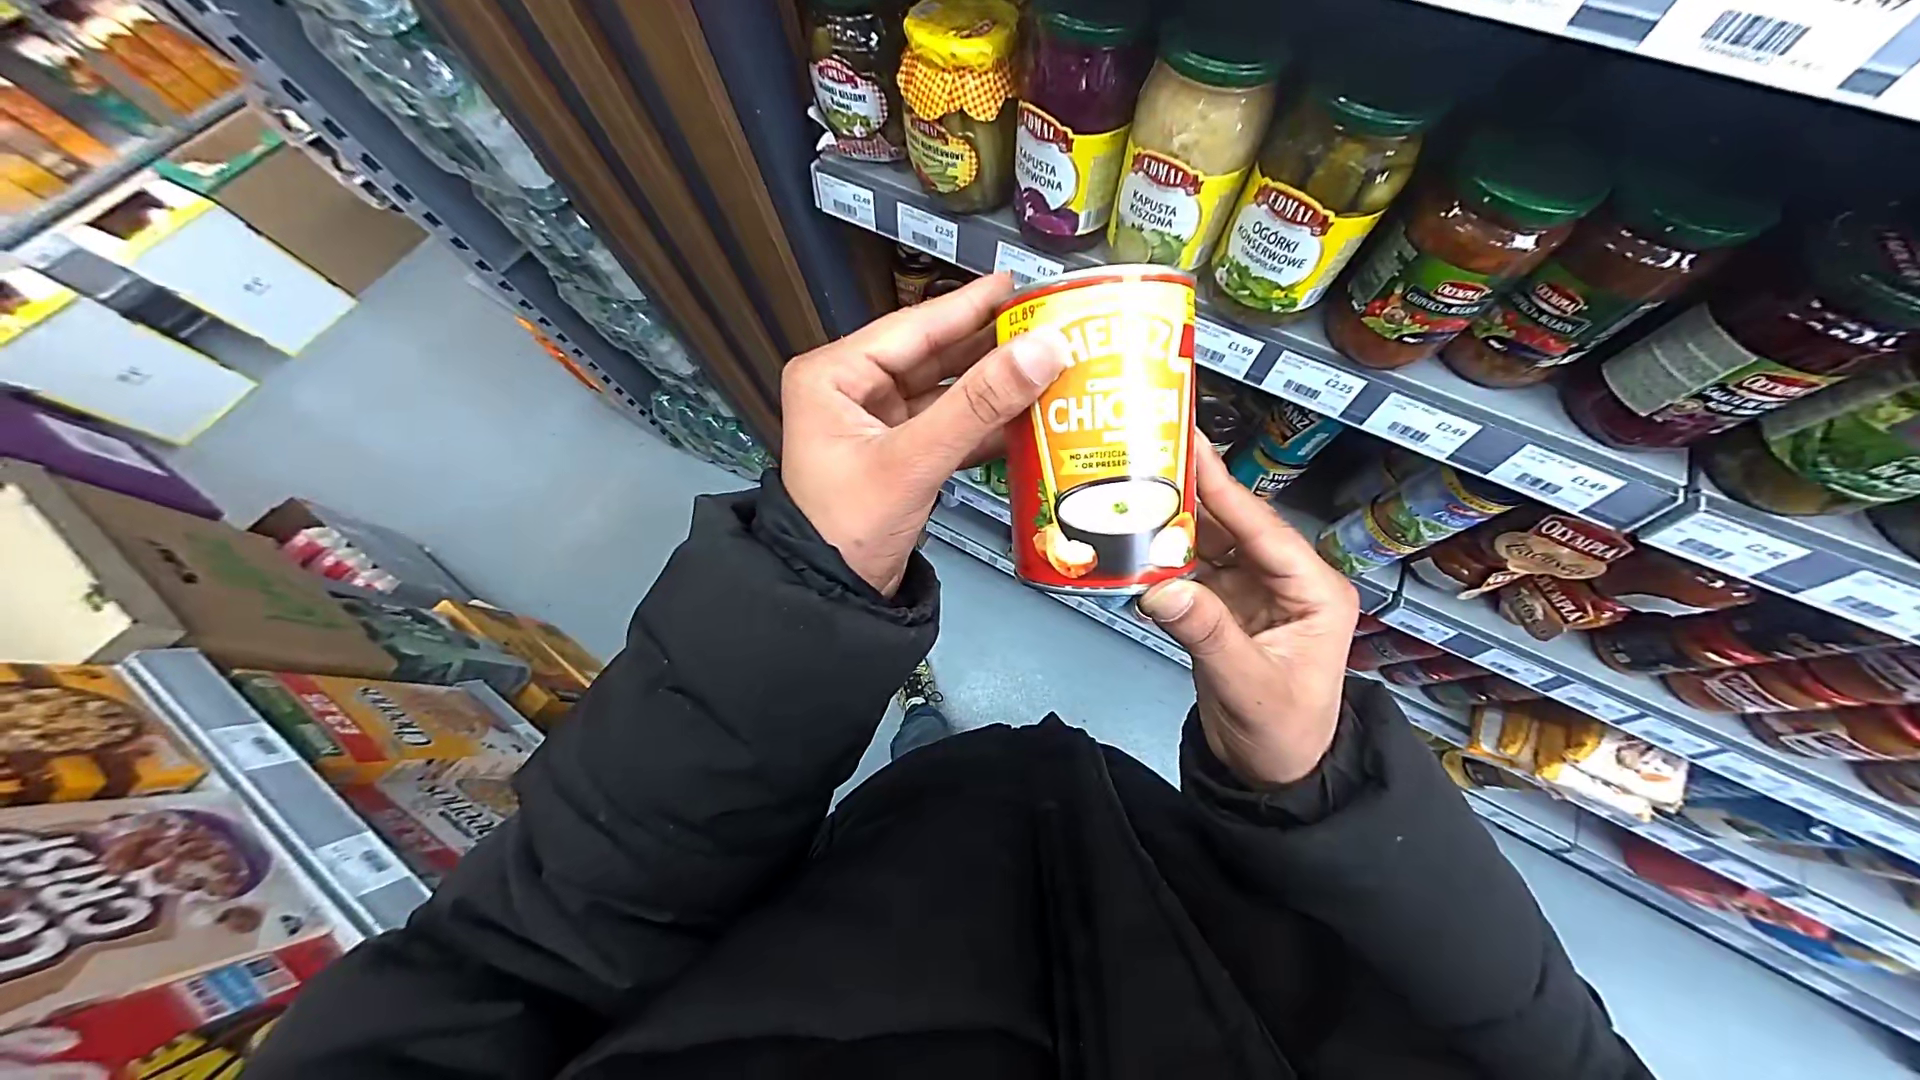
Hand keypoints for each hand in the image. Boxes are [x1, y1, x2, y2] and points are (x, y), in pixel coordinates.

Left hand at [782, 273, 1071, 596]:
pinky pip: (946, 427)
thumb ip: (978, 404)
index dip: (969, 307)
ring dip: (990, 388)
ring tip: (1043, 369)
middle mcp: (852, 391)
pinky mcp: (898, 453)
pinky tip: (1021, 419)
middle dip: (987, 347)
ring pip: (944, 393)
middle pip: (931, 357)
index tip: (1016, 287)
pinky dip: (981, 426)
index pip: (913, 328)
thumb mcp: (913, 460)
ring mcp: (876, 424)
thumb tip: (1041, 351)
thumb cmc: (846, 527)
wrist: (833, 593)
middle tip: (1042, 328)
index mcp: (833, 376)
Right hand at [1136, 444, 1358, 785]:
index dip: (1225, 489)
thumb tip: (1160, 589)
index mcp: (1312, 590)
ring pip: (1208, 542)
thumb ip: (1208, 635)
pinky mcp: (1222, 602)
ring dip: (1172, 520)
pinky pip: (1189, 568)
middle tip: (1150, 456)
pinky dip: (1161, 555)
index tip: (1191, 449)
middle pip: (1233, 525)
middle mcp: (1281, 578)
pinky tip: (1133, 539)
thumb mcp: (1249, 687)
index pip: (1263, 530)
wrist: (1268, 770)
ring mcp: (1249, 589)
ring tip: (1132, 488)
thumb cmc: (1281, 732)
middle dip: (1193, 493)